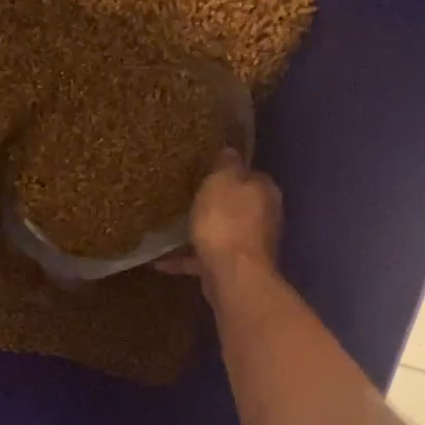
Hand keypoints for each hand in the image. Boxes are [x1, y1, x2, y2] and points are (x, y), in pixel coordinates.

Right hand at [158, 150, 281, 282]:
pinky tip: (160, 263)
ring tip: (171, 230)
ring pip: (222, 232)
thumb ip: (225, 165)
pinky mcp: (233, 268)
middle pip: (237, 205)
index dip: (228, 172)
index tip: (204, 173)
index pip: (249, 174)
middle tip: (185, 199)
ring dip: (201, 232)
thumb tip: (231, 151)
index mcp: (264, 191)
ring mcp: (250, 245)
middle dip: (214, 204)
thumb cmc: (226, 221)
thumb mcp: (221, 182)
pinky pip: (205, 258)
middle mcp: (264, 217)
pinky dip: (187, 259)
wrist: (232, 273)